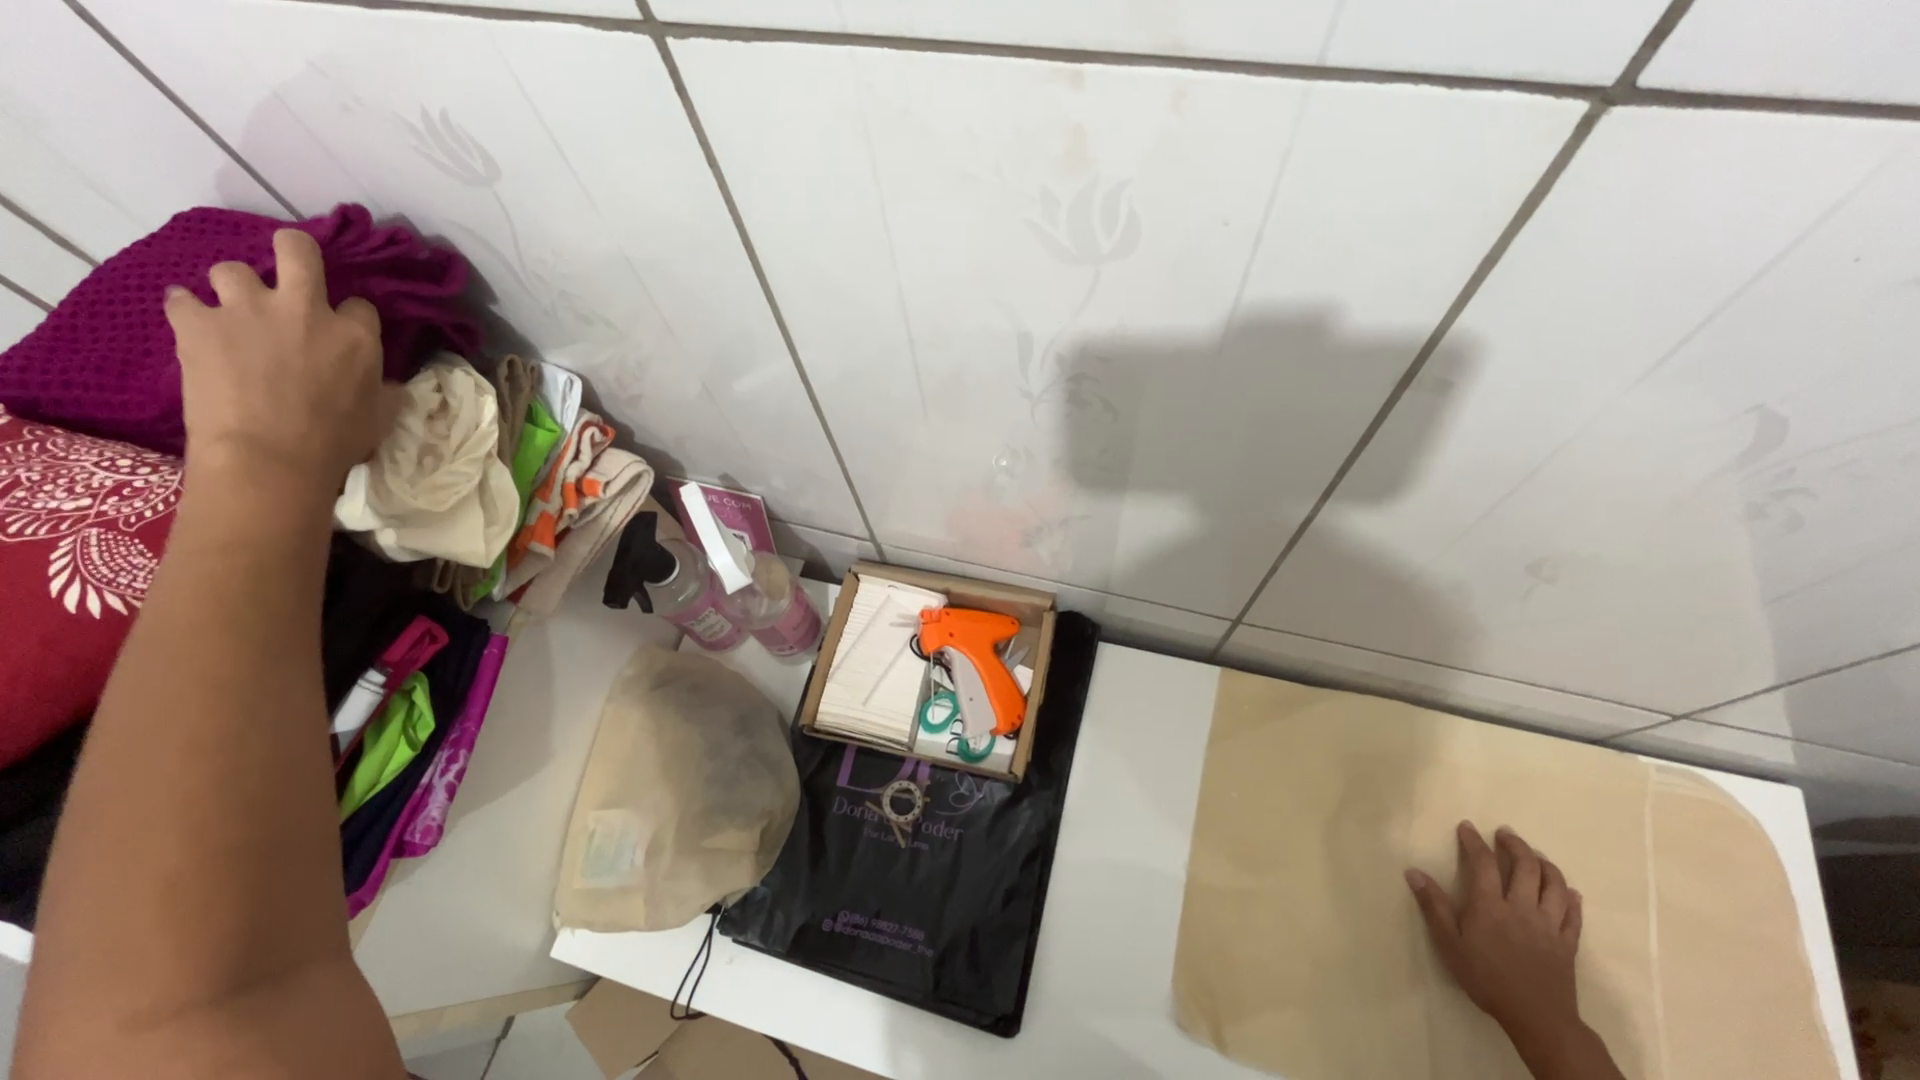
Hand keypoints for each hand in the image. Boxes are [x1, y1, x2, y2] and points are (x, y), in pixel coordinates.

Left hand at [166, 228, 397, 495]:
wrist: (269, 460)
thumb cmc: (335, 445)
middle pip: (296, 248)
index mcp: (355, 335)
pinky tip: (192, 327)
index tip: (340, 332)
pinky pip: (181, 299)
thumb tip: (386, 383)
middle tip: (286, 272)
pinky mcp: (197, 323)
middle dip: (291, 251)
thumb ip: (382, 389)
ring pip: (230, 268)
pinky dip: (186, 310)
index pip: (359, 304)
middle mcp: (305, 309)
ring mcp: (247, 310)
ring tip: (230, 311)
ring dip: (232, 288)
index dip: (349, 316)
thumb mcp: (379, 416)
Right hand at [1407, 823, 1583, 1044]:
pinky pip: (1573, 914)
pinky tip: (1568, 891)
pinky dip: (1570, 897)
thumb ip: (1434, 906)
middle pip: (1525, 866)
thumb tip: (1414, 872)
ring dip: (1546, 864)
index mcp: (1490, 906)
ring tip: (1536, 856)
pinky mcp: (1568, 942)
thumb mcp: (1449, 944)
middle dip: (1515, 845)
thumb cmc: (1485, 979)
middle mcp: (1522, 907)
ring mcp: (1549, 924)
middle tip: (1505, 833)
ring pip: (1554, 885)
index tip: (1467, 827)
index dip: (1474, 842)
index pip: (1483, 863)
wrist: (1536, 1016)